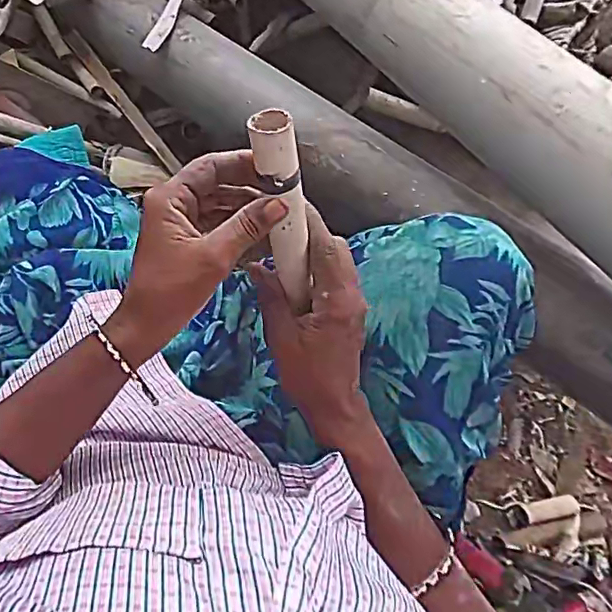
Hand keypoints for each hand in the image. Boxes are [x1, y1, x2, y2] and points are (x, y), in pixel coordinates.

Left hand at [106, 149, 287, 354]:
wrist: (147, 326)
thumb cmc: (167, 293)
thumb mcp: (214, 256)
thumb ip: (247, 226)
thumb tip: (276, 205)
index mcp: (169, 199)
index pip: (210, 167)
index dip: (242, 163)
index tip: (270, 165)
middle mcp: (172, 204)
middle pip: (217, 182)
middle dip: (249, 186)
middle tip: (280, 187)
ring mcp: (179, 221)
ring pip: (219, 202)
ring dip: (247, 206)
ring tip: (277, 208)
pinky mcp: (187, 238)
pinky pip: (217, 221)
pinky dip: (239, 224)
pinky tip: (263, 227)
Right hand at [249, 205, 371, 442]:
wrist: (334, 406)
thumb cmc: (307, 376)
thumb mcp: (281, 335)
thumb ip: (271, 296)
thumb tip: (257, 266)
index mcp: (338, 299)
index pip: (327, 247)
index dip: (309, 222)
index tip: (290, 205)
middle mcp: (353, 294)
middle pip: (336, 248)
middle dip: (310, 234)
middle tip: (281, 231)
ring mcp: (355, 301)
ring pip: (338, 260)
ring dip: (314, 250)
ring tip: (285, 253)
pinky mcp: (350, 308)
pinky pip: (335, 275)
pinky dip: (317, 267)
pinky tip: (295, 276)